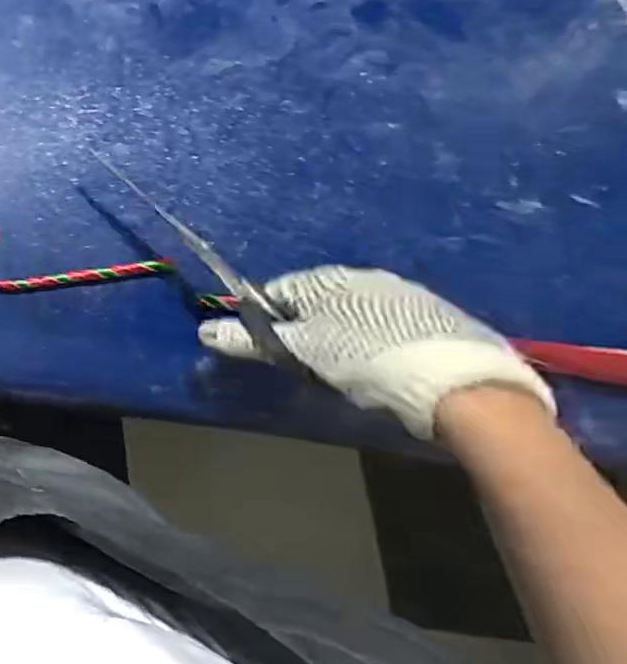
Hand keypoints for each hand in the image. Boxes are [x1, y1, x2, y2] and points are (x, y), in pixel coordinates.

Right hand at [198, 266, 553, 439]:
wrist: (461, 387)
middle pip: (317, 301)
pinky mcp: (443, 317)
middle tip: (312, 361)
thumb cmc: (361, 359)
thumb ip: (245, 339)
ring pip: (355, 313)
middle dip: (308, 326)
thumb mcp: (295, 351)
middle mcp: (366, 277)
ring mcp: (410, 295)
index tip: (275, 348)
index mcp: (326, 279)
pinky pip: (393, 324)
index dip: (268, 321)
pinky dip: (382, 340)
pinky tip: (389, 365)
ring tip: (353, 366)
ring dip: (345, 333)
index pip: (275, 292)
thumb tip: (203, 329)